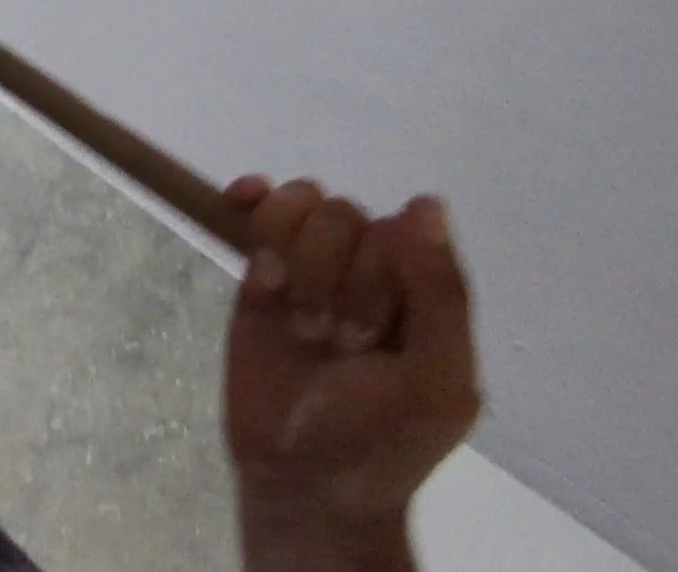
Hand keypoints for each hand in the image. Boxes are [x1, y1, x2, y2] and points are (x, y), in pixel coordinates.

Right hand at [223, 177, 481, 566]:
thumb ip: (439, 293)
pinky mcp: (257, 276)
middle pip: (340, 215)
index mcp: (417, 289)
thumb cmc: (381, 438)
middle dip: (330, 278)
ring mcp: (306, 269)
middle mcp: (364, 269)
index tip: (370, 333)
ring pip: (297, 207)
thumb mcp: (436, 380)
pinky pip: (255, 218)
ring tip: (296, 317)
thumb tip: (425, 204)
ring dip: (292, 258)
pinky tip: (238, 198)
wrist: (301, 480)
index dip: (376, 272)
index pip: (394, 229)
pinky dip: (251, 201)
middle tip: (334, 340)